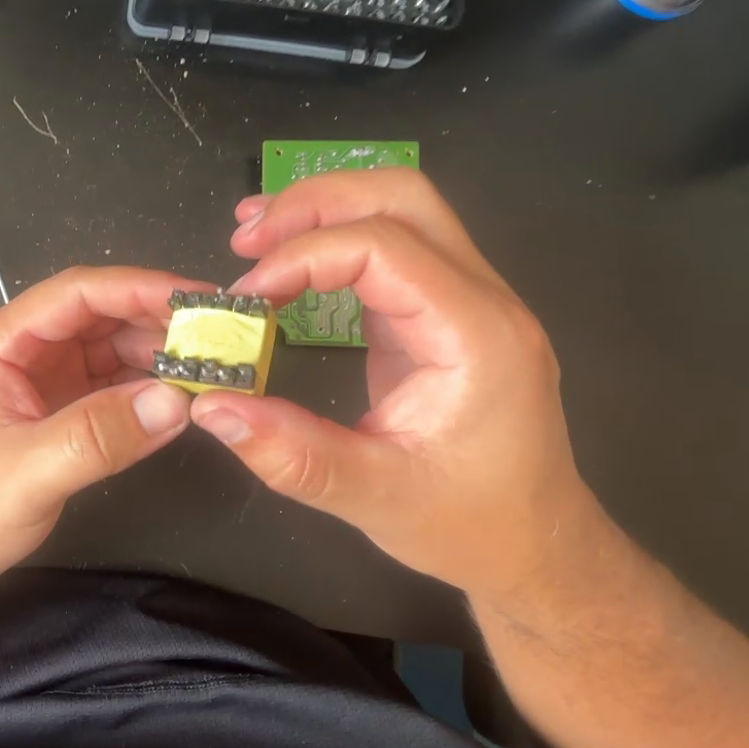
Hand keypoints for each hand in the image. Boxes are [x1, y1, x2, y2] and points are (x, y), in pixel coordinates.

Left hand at [0, 267, 208, 595]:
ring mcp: (44, 378)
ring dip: (160, 354)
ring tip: (215, 368)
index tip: (200, 300)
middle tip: (223, 338)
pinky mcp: (60, 409)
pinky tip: (183, 398)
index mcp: (3, 341)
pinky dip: (148, 388)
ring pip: (112, 347)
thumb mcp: (27, 472)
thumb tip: (176, 402)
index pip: (78, 293)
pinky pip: (113, 385)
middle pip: (101, 314)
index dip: (140, 288)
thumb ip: (98, 436)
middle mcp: (26, 348)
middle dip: (159, 321)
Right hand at [188, 169, 606, 601]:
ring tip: (253, 237)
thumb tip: (210, 407)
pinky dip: (333, 238)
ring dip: (322, 210)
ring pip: (400, 208)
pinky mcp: (442, 313)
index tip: (245, 297)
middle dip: (313, 203)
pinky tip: (286, 260)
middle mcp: (481, 300)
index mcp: (476, 336)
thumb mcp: (375, 500)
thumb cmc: (471, 527)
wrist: (538, 550)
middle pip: (402, 196)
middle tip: (244, 239)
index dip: (302, 257)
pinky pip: (390, 247)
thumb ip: (292, 454)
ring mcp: (467, 300)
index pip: (383, 247)